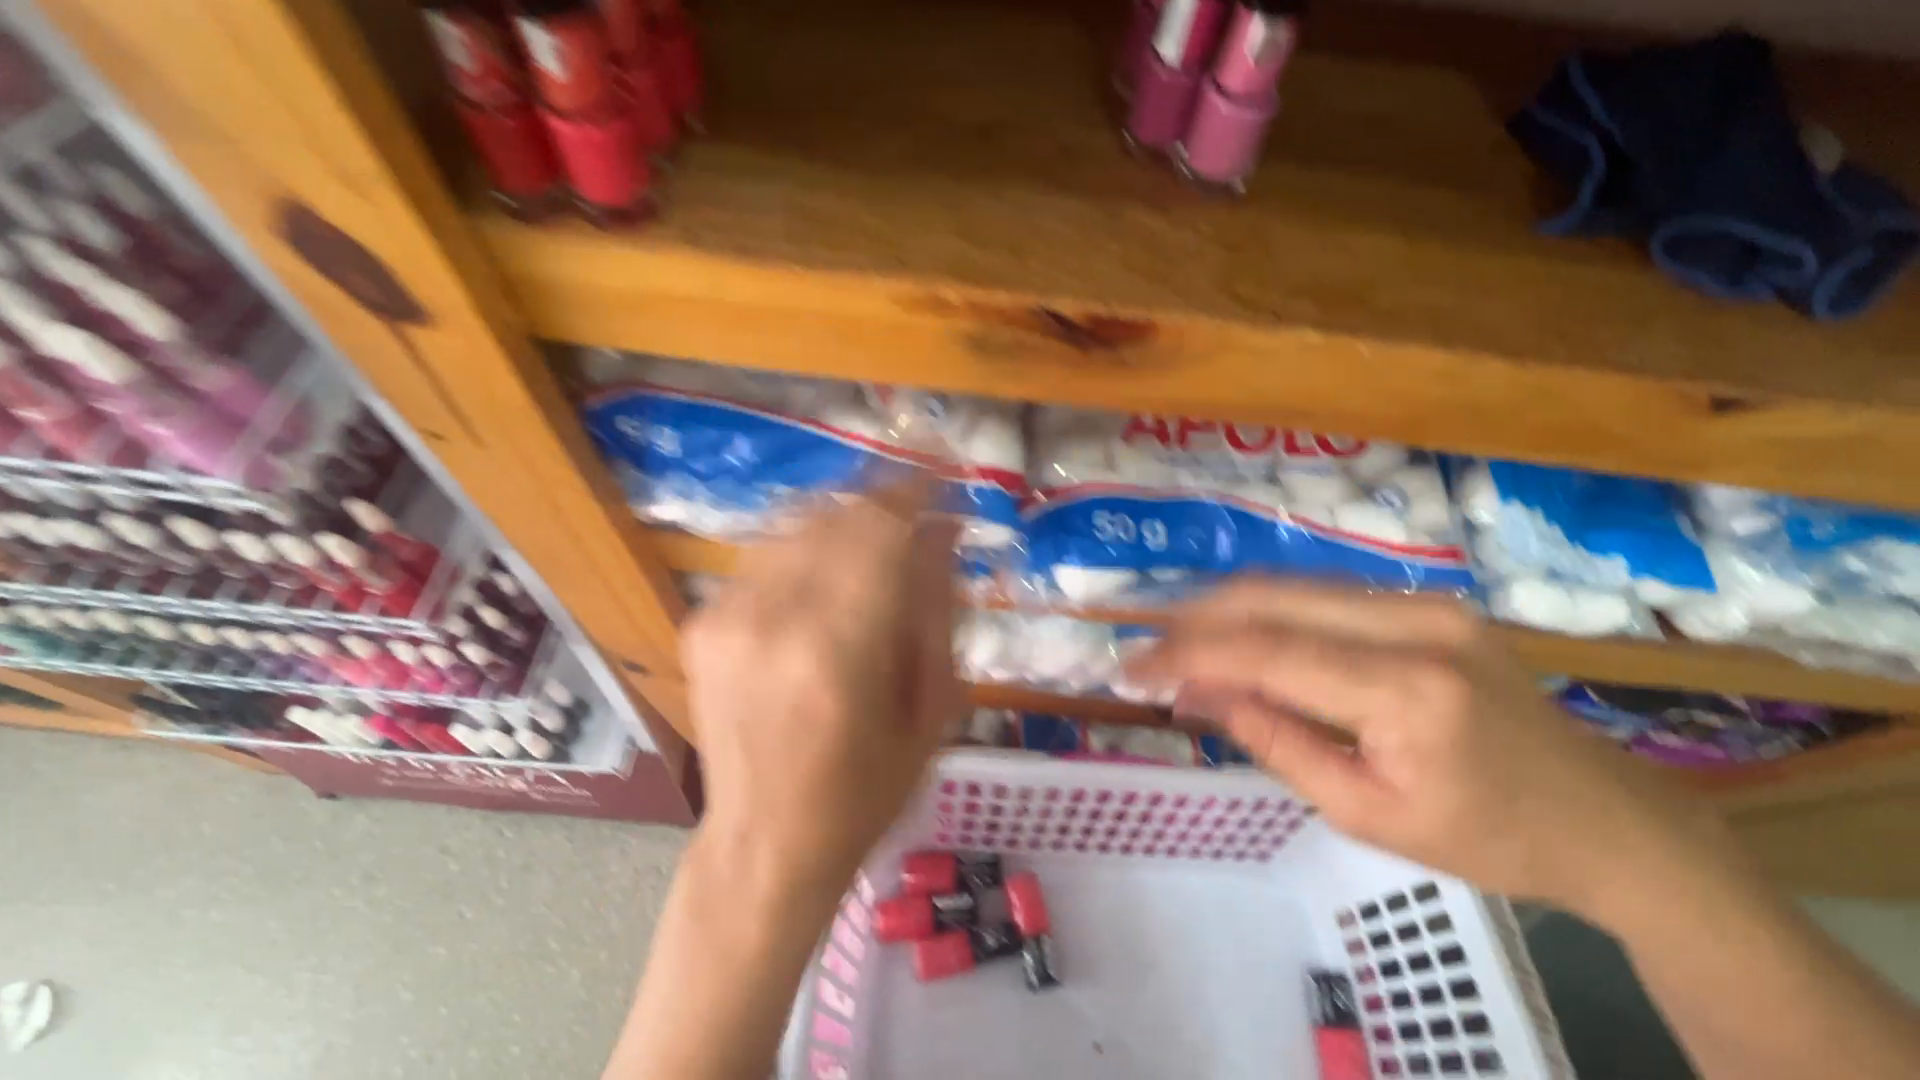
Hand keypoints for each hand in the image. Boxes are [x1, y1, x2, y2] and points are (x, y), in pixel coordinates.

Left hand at [682, 476, 964, 893]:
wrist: (765, 842)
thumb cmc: (867, 792)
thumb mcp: (932, 710)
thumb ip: (936, 609)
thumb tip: (945, 528)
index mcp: (840, 649)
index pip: (881, 527)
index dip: (917, 490)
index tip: (946, 479)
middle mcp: (773, 619)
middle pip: (837, 514)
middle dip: (885, 499)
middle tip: (921, 510)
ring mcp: (727, 617)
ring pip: (796, 523)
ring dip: (845, 518)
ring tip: (879, 537)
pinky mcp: (702, 623)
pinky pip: (764, 555)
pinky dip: (805, 548)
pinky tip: (829, 574)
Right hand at [1125, 579, 1733, 917]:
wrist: (1605, 818)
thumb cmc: (1486, 838)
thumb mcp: (1365, 812)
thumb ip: (1275, 740)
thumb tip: (1194, 694)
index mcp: (1408, 690)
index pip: (1267, 652)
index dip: (1186, 655)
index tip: (1127, 670)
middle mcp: (1417, 623)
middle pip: (1273, 597)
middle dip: (1193, 620)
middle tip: (1140, 651)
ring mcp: (1429, 602)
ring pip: (1294, 585)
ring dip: (1224, 611)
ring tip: (1174, 645)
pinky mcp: (1430, 602)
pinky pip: (1326, 595)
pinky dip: (1269, 613)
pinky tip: (1236, 637)